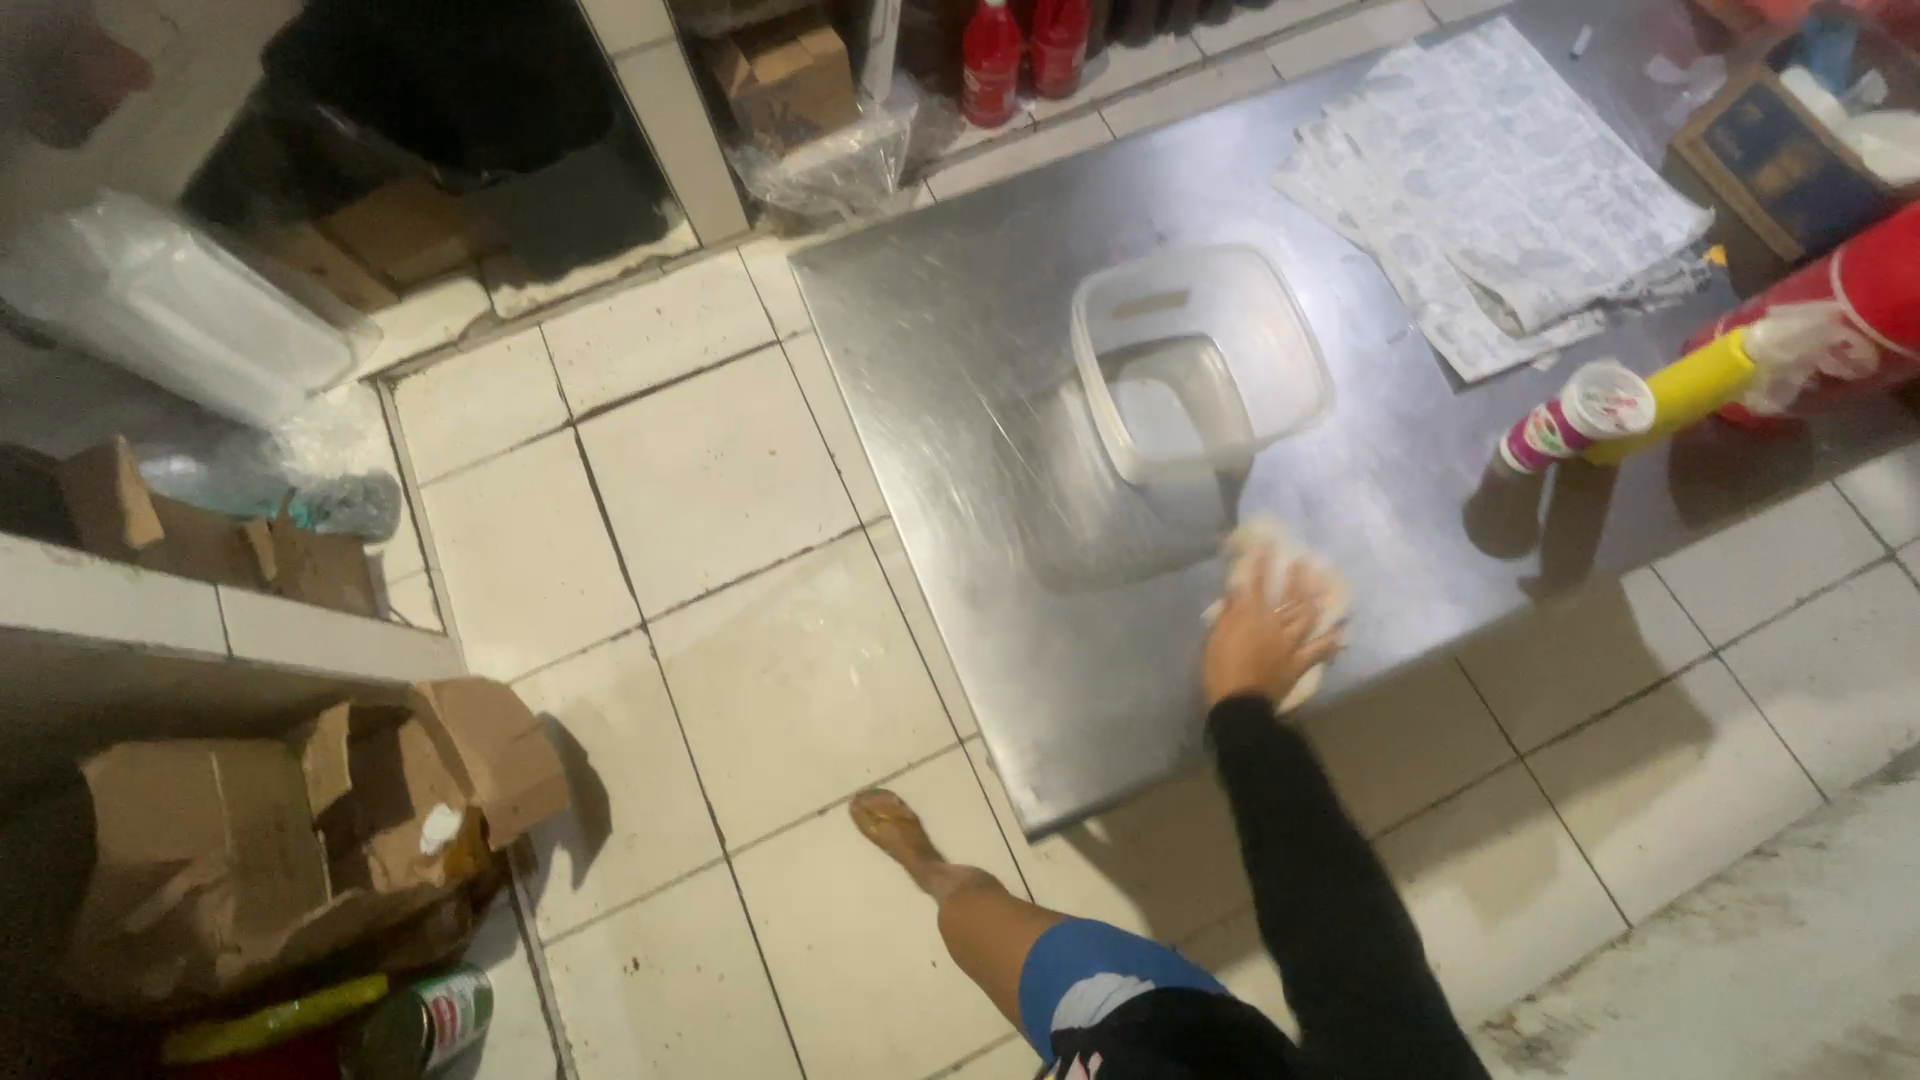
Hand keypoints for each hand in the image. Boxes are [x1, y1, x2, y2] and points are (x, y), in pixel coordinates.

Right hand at [1203, 556, 1343, 709]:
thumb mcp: (1215, 638)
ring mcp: (1290, 644)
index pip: (1255, 584)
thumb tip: (1237, 592)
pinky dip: (1330, 641)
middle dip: (1296, 578)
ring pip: (1306, 617)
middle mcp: (1274, 625)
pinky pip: (1317, 651)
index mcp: (1249, 617)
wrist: (1238, 704)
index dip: (1261, 563)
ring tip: (1324, 586)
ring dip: (1315, 599)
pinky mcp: (1298, 663)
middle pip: (1289, 597)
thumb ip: (1228, 614)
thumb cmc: (1220, 669)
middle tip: (1304, 562)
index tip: (1266, 545)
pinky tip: (1340, 632)